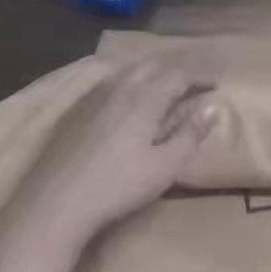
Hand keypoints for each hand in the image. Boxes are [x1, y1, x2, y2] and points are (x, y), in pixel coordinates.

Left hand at [0, 64, 217, 242]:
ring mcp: (92, 100)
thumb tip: (214, 106)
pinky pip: (106, 85)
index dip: (199, 78)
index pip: (178, 76)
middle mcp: (119, 90)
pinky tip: (124, 103)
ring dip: (150, 75)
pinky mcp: (74, 114)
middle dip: (174, 71)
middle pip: (151, 66)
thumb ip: (191, 133)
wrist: (54, 205)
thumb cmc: (119, 186)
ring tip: (162, 89)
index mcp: (145, 99)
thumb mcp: (166, 166)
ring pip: (126, 73)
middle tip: (191, 85)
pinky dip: (126, 85)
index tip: (216, 85)